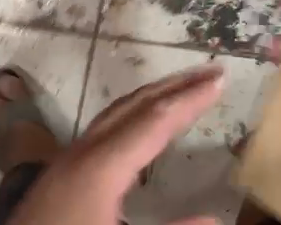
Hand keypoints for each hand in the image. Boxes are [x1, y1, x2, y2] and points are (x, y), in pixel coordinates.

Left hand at [8, 65, 225, 224]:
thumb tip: (216, 218)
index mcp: (100, 167)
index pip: (156, 119)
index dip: (191, 98)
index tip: (222, 79)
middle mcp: (83, 153)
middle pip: (136, 104)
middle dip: (176, 85)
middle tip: (212, 71)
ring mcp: (67, 163)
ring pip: (117, 112)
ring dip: (154, 96)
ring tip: (185, 90)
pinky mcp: (58, 177)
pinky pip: (106, 127)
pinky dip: (134, 113)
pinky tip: (142, 130)